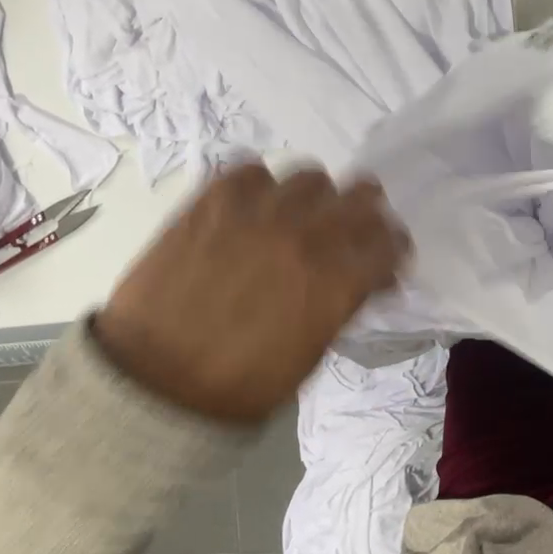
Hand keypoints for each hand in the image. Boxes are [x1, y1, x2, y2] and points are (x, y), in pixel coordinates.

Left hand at [94, 165, 408, 424]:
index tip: (389, 258)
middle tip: (357, 227)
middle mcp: (307, 238)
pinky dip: (262, 184)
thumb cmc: (241, 385)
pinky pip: (251, 169)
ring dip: (318, 196)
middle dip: (369, 213)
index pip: (390, 244)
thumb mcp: (312, 354)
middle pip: (363, 196)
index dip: (395, 249)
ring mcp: (259, 214)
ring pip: (312, 176)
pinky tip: (256, 206)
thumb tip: (362, 282)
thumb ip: (342, 306)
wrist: (157, 381)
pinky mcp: (212, 203)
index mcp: (338, 282)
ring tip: (303, 213)